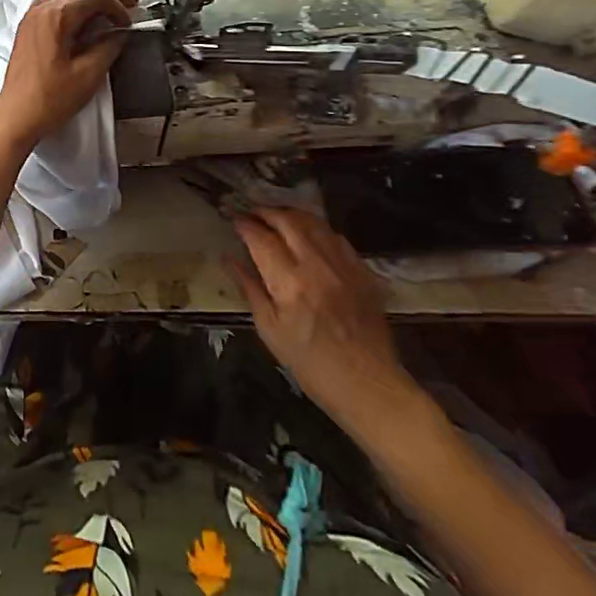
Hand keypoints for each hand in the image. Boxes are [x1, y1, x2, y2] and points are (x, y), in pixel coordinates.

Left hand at [0, 0, 137, 145]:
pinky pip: (53, 4)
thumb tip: (120, 32)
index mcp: (56, 16)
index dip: (119, 3)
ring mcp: (31, 17)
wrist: (16, 117)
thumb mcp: (89, 74)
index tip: (131, 20)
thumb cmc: (50, 99)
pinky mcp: (27, 28)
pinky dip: (73, 6)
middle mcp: (41, 9)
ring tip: (110, 12)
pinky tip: (84, 20)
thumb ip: (109, 46)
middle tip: (130, 7)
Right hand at [223, 208, 423, 431]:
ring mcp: (344, 267)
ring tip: (275, 217)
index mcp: (290, 284)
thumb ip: (249, 287)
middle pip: (289, 222)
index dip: (245, 225)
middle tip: (251, 213)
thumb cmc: (309, 362)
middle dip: (266, 212)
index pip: (261, 239)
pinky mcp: (363, 272)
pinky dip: (317, 229)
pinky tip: (307, 235)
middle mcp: (318, 267)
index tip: (233, 219)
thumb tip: (228, 258)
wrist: (367, 383)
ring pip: (315, 223)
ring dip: (291, 215)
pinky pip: (337, 237)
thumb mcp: (268, 328)